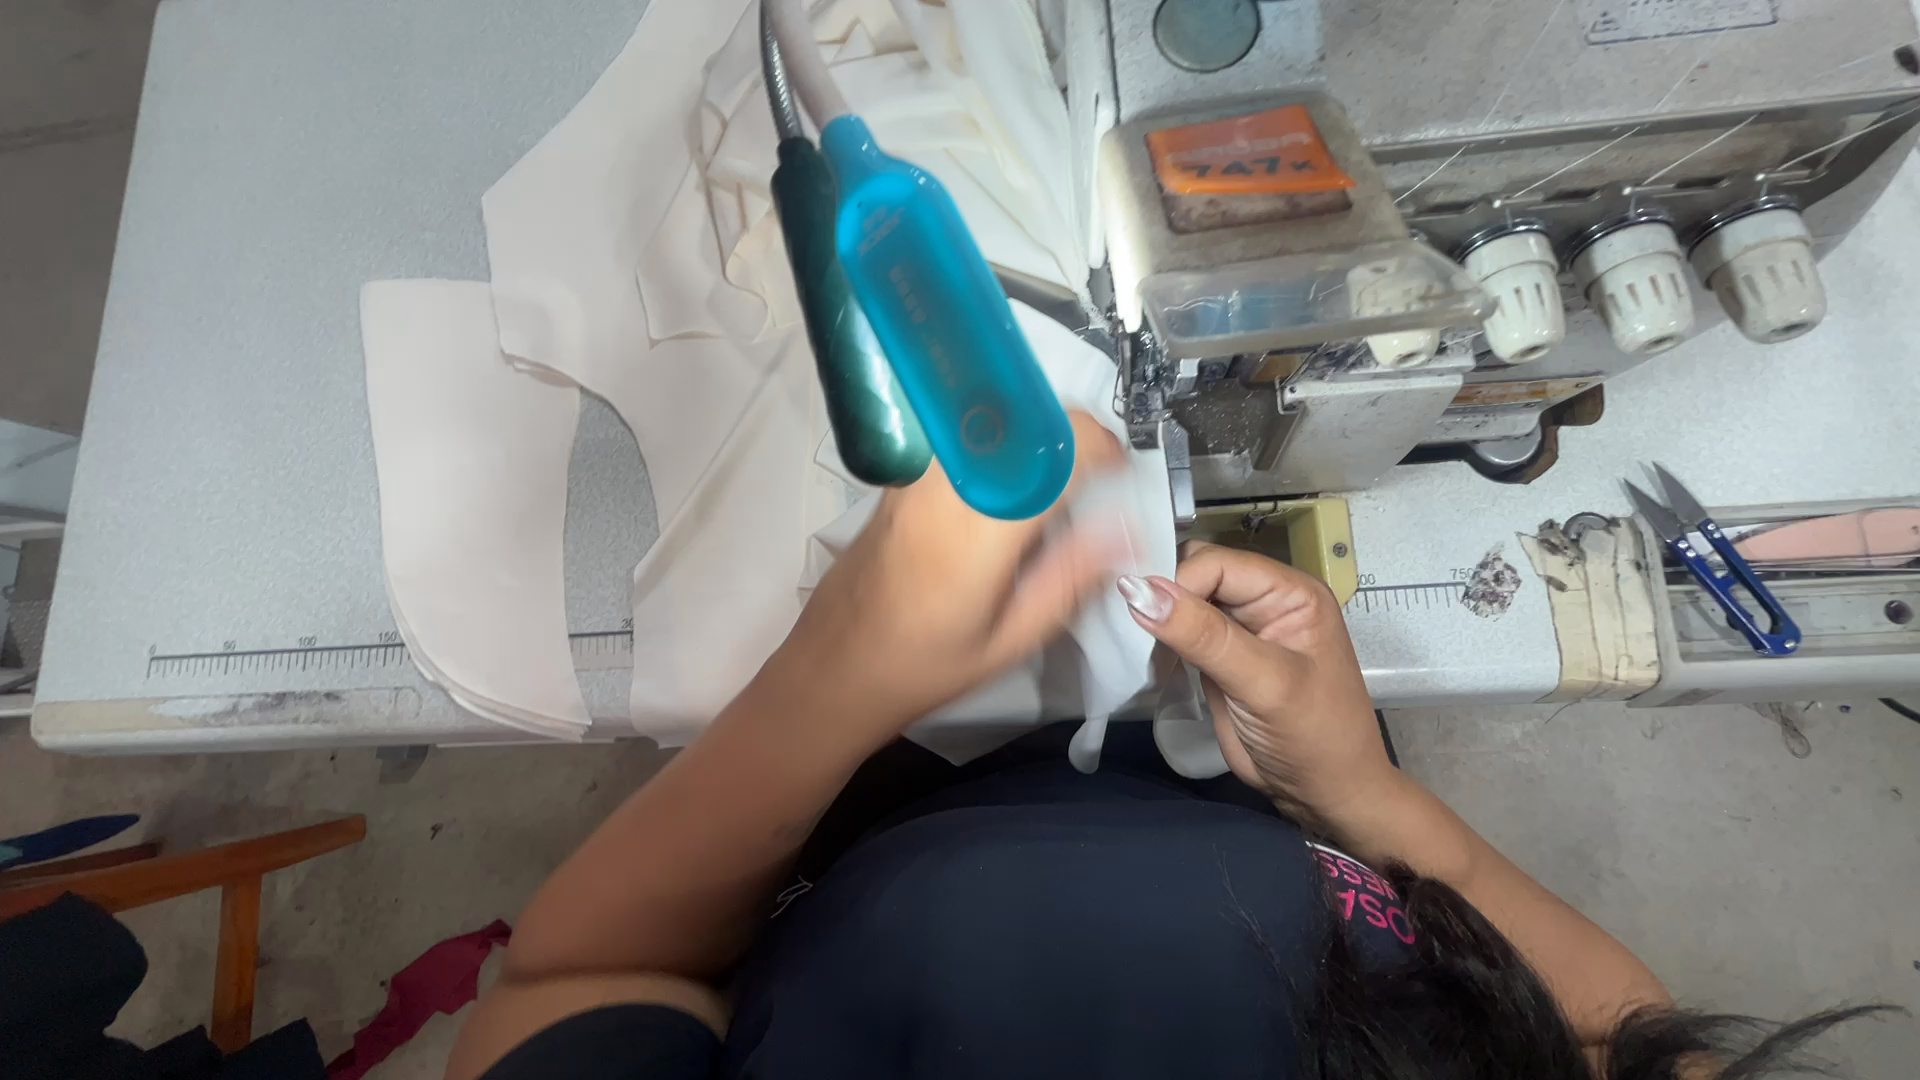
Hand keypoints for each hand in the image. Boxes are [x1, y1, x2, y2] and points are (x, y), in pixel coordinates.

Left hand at [773, 410, 1125, 729]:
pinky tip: (1001, 496)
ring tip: (1048, 488)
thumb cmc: (924, 666)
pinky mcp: (897, 478)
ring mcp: (914, 475)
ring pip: (990, 419)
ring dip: (1032, 436)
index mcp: (980, 528)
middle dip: (1069, 433)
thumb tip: (1127, 531)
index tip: (1119, 468)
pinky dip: (997, 447)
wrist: (833, 667)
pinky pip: (961, 438)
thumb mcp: (1011, 639)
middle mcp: (944, 485)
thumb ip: (1072, 578)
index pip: (1054, 446)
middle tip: (1090, 475)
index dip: (1100, 444)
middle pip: (1021, 416)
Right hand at [1118, 542, 1395, 821]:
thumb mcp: (1264, 683)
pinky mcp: (1217, 655)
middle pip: (1196, 572)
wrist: (1323, 796)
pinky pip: (1179, 629)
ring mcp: (1239, 628)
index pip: (1216, 563)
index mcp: (1289, 592)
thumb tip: (1137, 590)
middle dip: (1163, 593)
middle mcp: (1263, 600)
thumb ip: (1204, 635)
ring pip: (1182, 599)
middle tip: (1130, 623)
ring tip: (1132, 638)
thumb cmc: (1313, 737)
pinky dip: (1159, 637)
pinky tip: (1144, 651)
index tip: (1143, 616)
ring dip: (1157, 615)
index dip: (1177, 583)